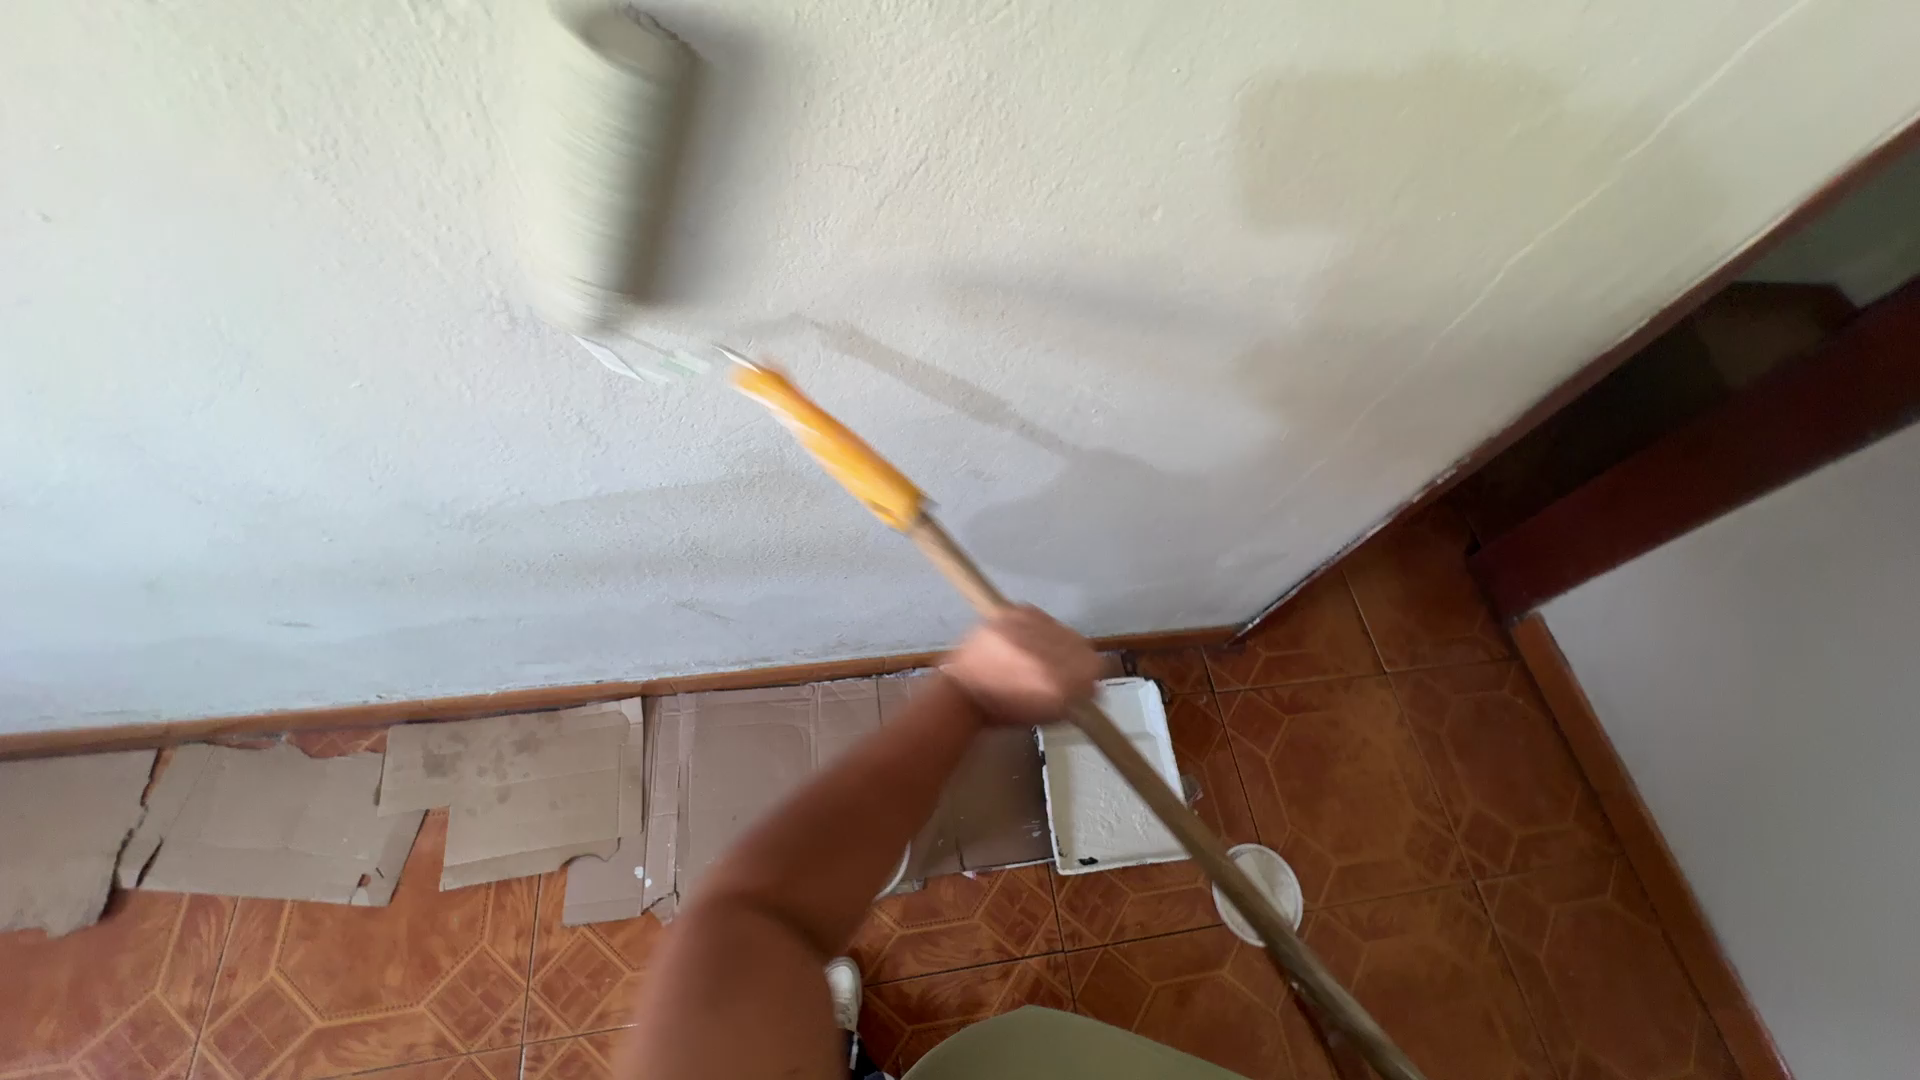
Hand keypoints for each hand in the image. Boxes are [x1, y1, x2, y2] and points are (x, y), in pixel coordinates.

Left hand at [940, 605, 1100, 725]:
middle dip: (1076, 656)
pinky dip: (1038, 626)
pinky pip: (1039, 615)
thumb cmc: (1006, 708)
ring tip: (1040, 653)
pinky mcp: (1009, 614)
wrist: (963, 691)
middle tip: (1063, 665)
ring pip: (1061, 628)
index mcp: (1054, 683)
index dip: (1092, 672)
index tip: (1086, 676)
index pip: (1095, 665)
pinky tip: (1027, 640)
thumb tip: (1096, 682)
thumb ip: (1077, 696)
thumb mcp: (1048, 713)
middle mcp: (1040, 653)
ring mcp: (1022, 630)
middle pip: (1081, 643)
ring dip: (1056, 640)